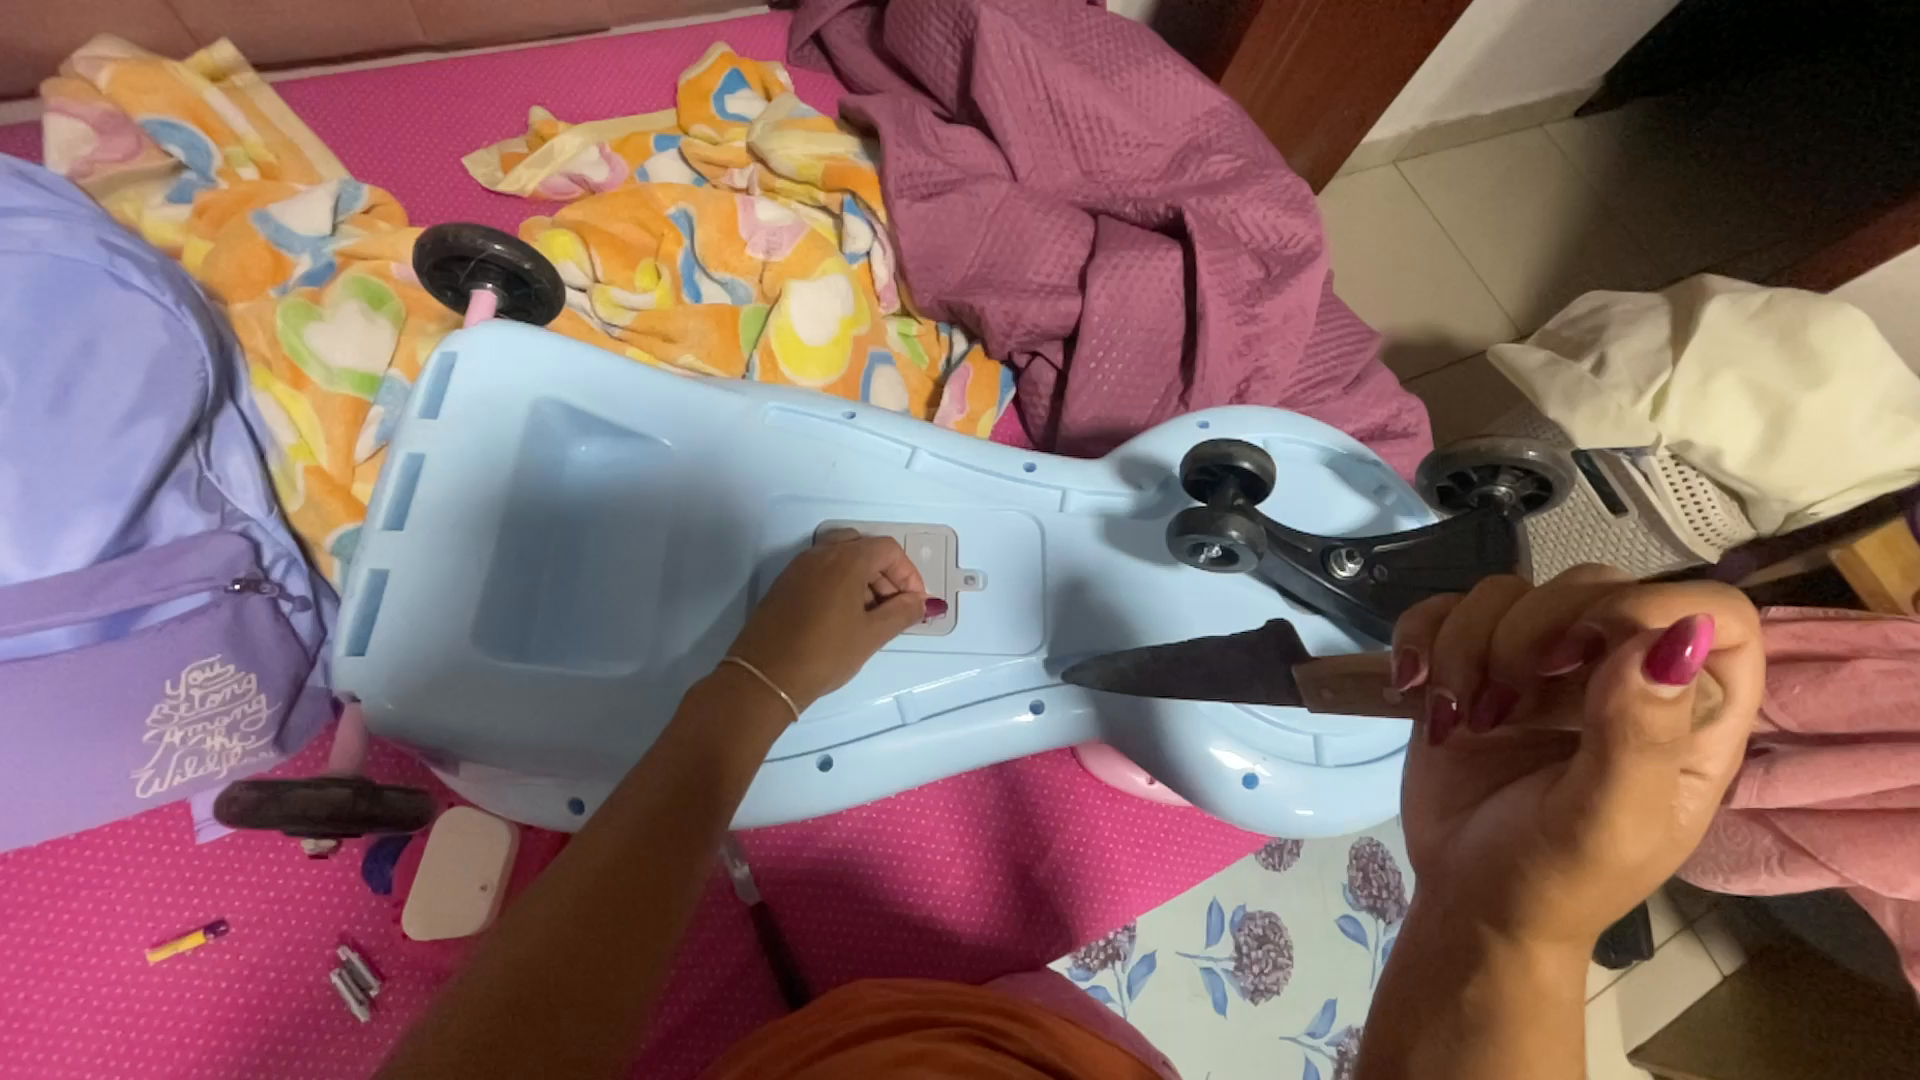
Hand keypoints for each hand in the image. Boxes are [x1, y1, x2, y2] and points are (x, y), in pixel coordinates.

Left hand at [723, 530, 931, 713]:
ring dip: (863, 579)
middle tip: (894, 609)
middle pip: (864, 548)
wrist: (764, 678)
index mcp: (846, 559)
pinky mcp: (785, 585)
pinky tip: (844, 618)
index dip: (908, 573)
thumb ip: (902, 612)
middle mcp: (821, 554)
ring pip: (841, 558)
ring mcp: (799, 568)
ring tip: (870, 617)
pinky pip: (821, 571)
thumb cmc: (824, 653)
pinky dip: (840, 584)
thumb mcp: (872, 635)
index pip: (888, 549)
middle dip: (886, 574)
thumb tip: (922, 602)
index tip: (913, 603)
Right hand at [1389, 565, 1760, 953]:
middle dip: (1526, 633)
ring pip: (1501, 593)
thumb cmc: (1554, 875)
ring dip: (1461, 647)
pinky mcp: (1463, 667)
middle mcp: (1613, 674)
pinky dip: (1414, 639)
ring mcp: (1532, 667)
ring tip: (1454, 716)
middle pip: (1586, 585)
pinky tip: (1410, 689)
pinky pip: (1438, 611)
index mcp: (1685, 712)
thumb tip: (1665, 640)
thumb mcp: (1607, 824)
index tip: (1573, 659)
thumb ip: (1639, 738)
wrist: (1466, 893)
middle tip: (1499, 704)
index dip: (1642, 610)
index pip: (1706, 612)